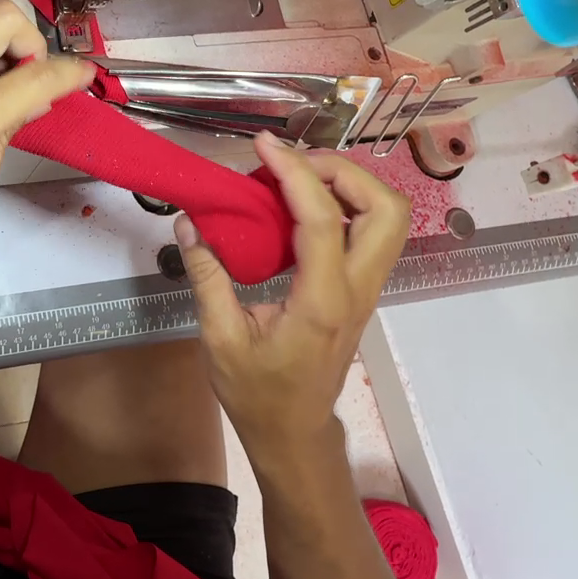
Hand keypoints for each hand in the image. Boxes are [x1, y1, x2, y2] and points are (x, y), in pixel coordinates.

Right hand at [175, 132, 411, 456]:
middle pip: (387, 210)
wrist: (293, 432)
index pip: (324, 220)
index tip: (263, 146)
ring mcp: (365, 291)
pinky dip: (344, 204)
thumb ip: (207, 276)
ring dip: (350, 185)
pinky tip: (300, 205)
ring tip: (296, 176)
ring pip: (389, 219)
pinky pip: (370, 232)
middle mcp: (356, 290)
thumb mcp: (219, 337)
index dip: (295, 173)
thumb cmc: (256, 392)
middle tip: (292, 164)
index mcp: (321, 302)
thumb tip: (188, 223)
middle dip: (344, 171)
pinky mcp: (359, 290)